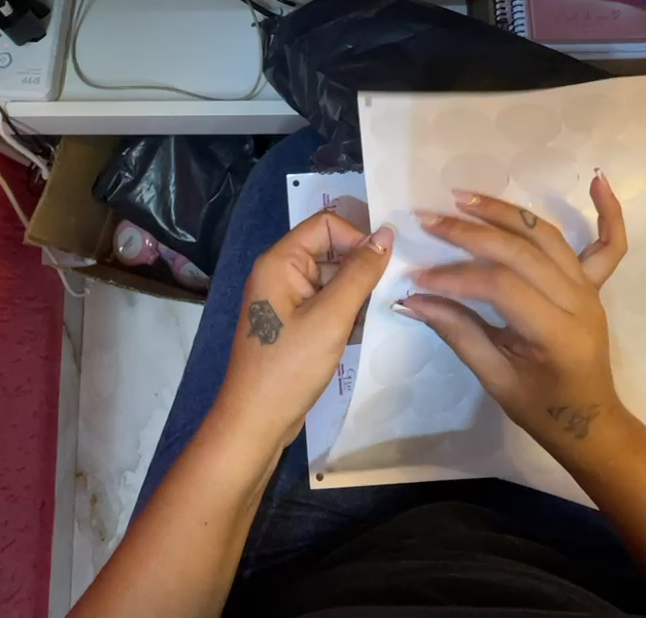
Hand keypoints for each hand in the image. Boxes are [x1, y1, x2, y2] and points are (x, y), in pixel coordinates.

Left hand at [211, 213, 394, 451]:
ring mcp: (285, 298)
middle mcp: (279, 271)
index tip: (386, 265)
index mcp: (280, 260)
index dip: (358, 238)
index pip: (326, 225)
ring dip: (356, 292)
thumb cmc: (290, 366)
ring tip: (376, 314)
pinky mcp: (292, 322)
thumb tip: (386, 233)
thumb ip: (360, 272)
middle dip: (360, 267)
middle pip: (330, 249)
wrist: (255, 421)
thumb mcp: (331, 316)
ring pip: (331, 277)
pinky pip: (325, 301)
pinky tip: (361, 331)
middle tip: (389, 291)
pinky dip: (345, 311)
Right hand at [394, 173, 630, 453]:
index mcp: (556, 332)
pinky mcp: (593, 283)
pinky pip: (609, 245)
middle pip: (521, 251)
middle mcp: (578, 301)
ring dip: (505, 211)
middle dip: (469, 233)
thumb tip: (410, 299)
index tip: (417, 277)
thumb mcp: (495, 378)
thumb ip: (457, 332)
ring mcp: (589, 288)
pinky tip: (598, 181)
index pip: (501, 286)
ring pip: (546, 236)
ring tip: (464, 198)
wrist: (591, 423)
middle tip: (428, 221)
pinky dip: (607, 213)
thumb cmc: (541, 407)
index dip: (456, 276)